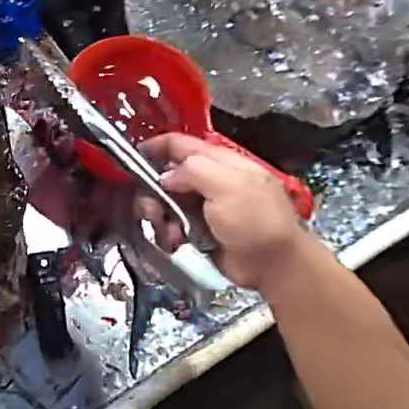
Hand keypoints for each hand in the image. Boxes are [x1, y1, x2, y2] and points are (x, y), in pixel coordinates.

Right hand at [139, 133, 314, 289]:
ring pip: (167, 203)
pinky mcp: (201, 230)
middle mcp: (210, 181)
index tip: (135, 155)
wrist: (273, 264)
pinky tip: (176, 242)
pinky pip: (174, 226)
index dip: (157, 147)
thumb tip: (166, 176)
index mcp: (221, 162)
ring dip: (161, 217)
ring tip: (169, 232)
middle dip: (154, 192)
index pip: (183, 144)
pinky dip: (170, 234)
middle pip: (168, 177)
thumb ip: (194, 171)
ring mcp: (205, 207)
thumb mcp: (229, 186)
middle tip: (151, 210)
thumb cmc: (255, 221)